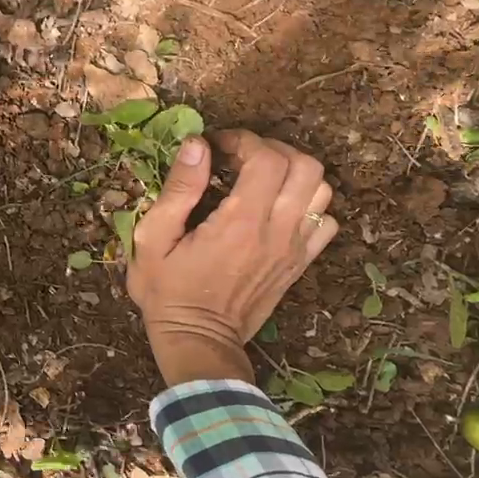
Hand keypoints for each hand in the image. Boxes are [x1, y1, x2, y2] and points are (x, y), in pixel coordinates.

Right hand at [127, 130, 338, 386]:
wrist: (198, 338)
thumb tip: (196, 145)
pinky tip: (275, 206)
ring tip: (257, 176)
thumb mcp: (153, 237)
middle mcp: (278, 231)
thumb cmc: (166, 288)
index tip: (214, 145)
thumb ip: (178, 189)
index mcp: (240, 222)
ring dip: (292, 172)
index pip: (266, 159)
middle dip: (271, 149)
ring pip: (321, 190)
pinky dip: (307, 202)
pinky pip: (325, 220)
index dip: (242, 139)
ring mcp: (295, 248)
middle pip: (305, 167)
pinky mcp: (301, 262)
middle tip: (237, 156)